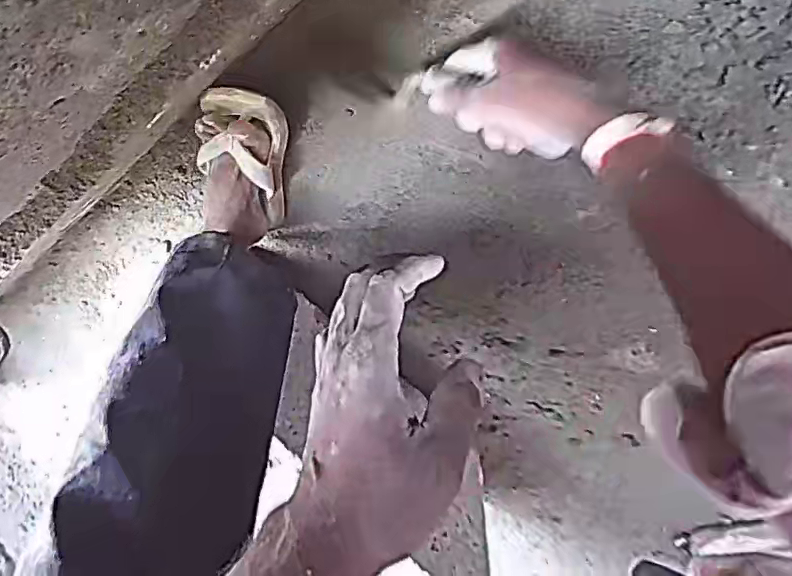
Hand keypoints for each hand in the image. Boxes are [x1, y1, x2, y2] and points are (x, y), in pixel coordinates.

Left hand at [286, 256, 482, 574]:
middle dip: (390, 268)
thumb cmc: (376, 500)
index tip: (432, 264)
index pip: (384, 290)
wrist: (329, 529)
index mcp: (368, 362)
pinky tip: (365, 327)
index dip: (410, 269)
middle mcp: (341, 357)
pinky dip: (356, 310)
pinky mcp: (323, 386)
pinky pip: (335, 327)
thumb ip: (459, 406)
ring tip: (398, 288)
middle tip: (418, 269)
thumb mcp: (440, 459)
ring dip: (370, 286)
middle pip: (357, 287)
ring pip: (342, 304)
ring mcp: (327, 370)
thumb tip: (469, 371)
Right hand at [417, 38, 617, 157]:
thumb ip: (455, 99)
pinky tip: (518, 139)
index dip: (441, 80)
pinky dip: (516, 123)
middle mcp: (520, 56)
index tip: (433, 96)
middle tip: (472, 124)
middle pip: (480, 82)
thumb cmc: (541, 109)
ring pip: (502, 98)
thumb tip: (435, 95)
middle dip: (474, 108)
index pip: (458, 60)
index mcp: (501, 50)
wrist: (594, 127)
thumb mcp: (486, 106)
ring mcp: (540, 75)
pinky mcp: (555, 95)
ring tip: (499, 138)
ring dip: (496, 121)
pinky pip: (523, 107)